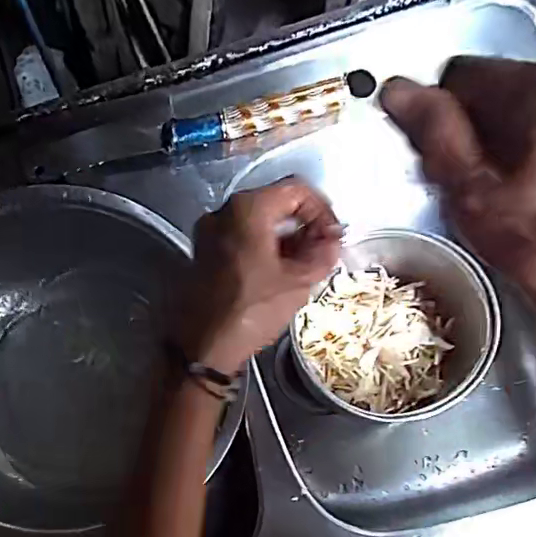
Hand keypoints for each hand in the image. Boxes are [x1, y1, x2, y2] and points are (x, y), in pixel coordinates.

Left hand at [180, 178, 342, 373]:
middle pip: (274, 203)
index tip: (333, 237)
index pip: (296, 190)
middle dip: (302, 225)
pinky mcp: (202, 254)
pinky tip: (277, 274)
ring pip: (256, 223)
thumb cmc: (251, 311)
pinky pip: (239, 240)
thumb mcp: (297, 282)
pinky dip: (262, 248)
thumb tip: (331, 241)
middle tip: (321, 251)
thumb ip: (322, 254)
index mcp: (247, 209)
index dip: (322, 210)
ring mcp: (208, 233)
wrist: (203, 347)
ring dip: (283, 238)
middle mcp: (223, 212)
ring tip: (302, 266)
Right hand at [380, 59, 535, 314]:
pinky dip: (488, 152)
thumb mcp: (466, 184)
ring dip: (468, 144)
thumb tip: (394, 89)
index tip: (435, 158)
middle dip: (454, 130)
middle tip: (454, 178)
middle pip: (478, 88)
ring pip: (489, 109)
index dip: (435, 117)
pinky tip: (487, 185)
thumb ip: (432, 130)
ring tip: (472, 186)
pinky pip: (507, 126)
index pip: (461, 74)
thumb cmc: (525, 235)